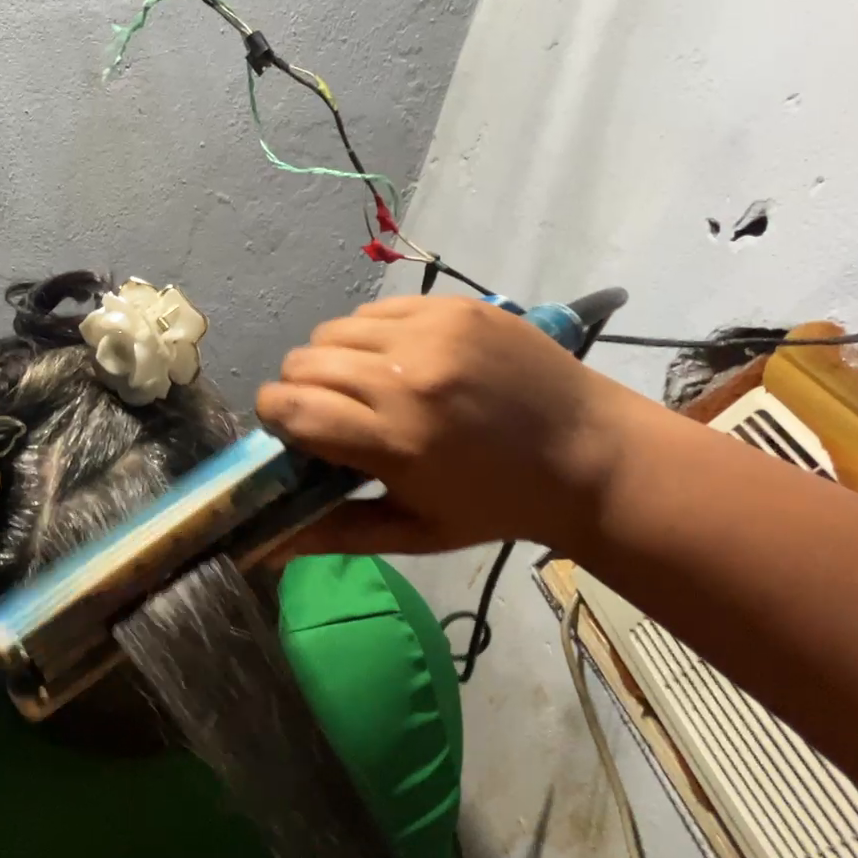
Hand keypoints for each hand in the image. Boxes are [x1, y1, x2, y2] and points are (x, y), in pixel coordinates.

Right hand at [258, 295, 645, 557]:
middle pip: (300, 363)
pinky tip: (401, 360)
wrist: (595, 456)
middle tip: (330, 412)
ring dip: (333, 359)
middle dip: (299, 389)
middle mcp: (407, 377)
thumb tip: (263, 549)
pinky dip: (371, 335)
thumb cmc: (496, 505)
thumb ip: (333, 533)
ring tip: (366, 384)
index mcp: (394, 438)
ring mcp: (433, 333)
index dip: (274, 417)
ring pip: (331, 330)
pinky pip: (374, 310)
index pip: (289, 406)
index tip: (290, 432)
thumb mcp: (414, 532)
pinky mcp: (454, 307)